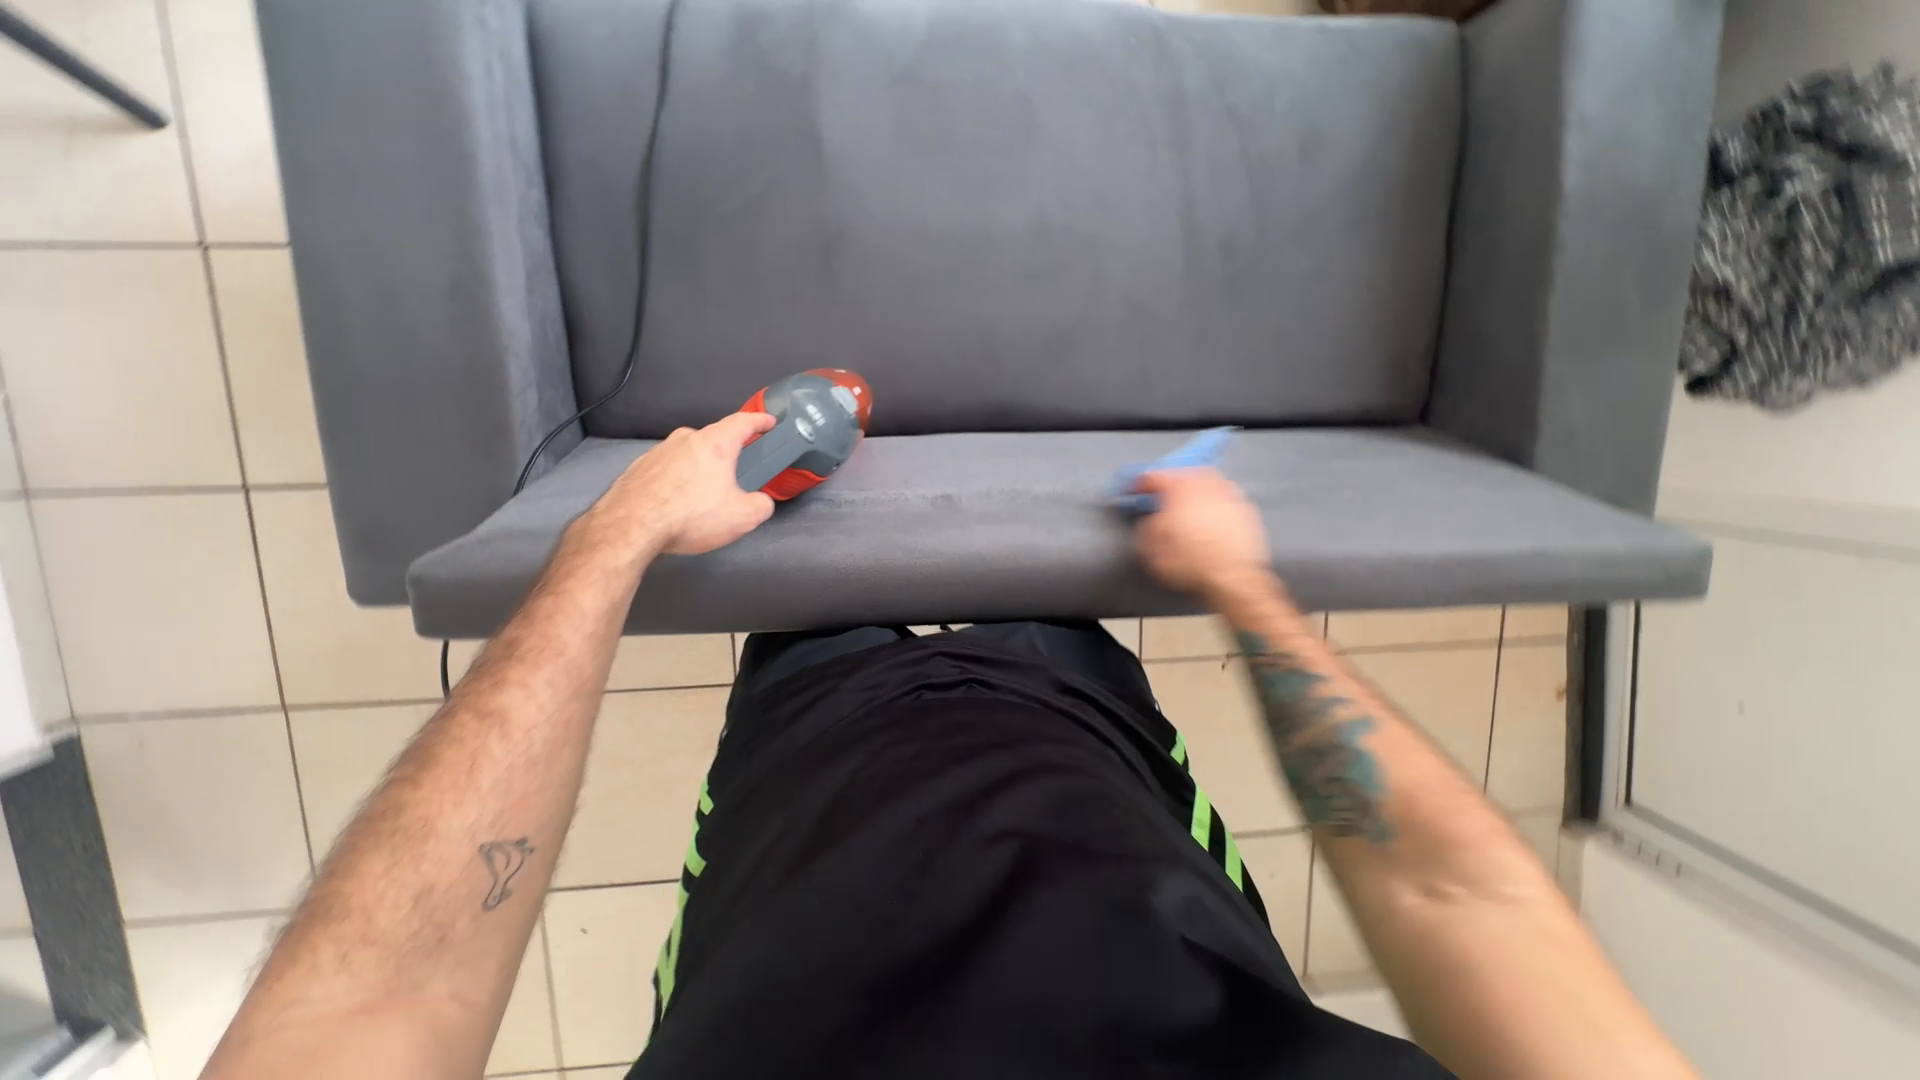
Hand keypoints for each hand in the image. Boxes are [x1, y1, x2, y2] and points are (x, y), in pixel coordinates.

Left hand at [590, 411, 778, 556]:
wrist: (630, 527)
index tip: (769, 422)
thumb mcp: (742, 518)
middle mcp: (685, 439)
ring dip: (699, 468)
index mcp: (715, 444)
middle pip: (713, 439)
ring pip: (688, 454)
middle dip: (727, 452)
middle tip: (736, 471)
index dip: (760, 421)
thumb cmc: (692, 516)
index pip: (743, 422)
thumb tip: (760, 502)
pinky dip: (676, 480)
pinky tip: (676, 503)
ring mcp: (658, 451)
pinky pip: (667, 469)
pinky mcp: (638, 468)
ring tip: (702, 495)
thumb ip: (761, 505)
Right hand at [1131, 468, 1274, 600]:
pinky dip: (1217, 500)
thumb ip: (1147, 530)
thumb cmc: (1192, 563)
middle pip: (1186, 472)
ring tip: (1190, 499)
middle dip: (1173, 479)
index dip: (1142, 483)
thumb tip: (1149, 523)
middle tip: (1165, 490)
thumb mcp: (1153, 551)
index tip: (1137, 489)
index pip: (1155, 477)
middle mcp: (1205, 487)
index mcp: (1179, 491)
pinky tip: (1214, 513)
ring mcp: (1229, 496)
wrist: (1233, 577)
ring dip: (1197, 486)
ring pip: (1210, 481)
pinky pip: (1228, 496)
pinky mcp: (1246, 510)